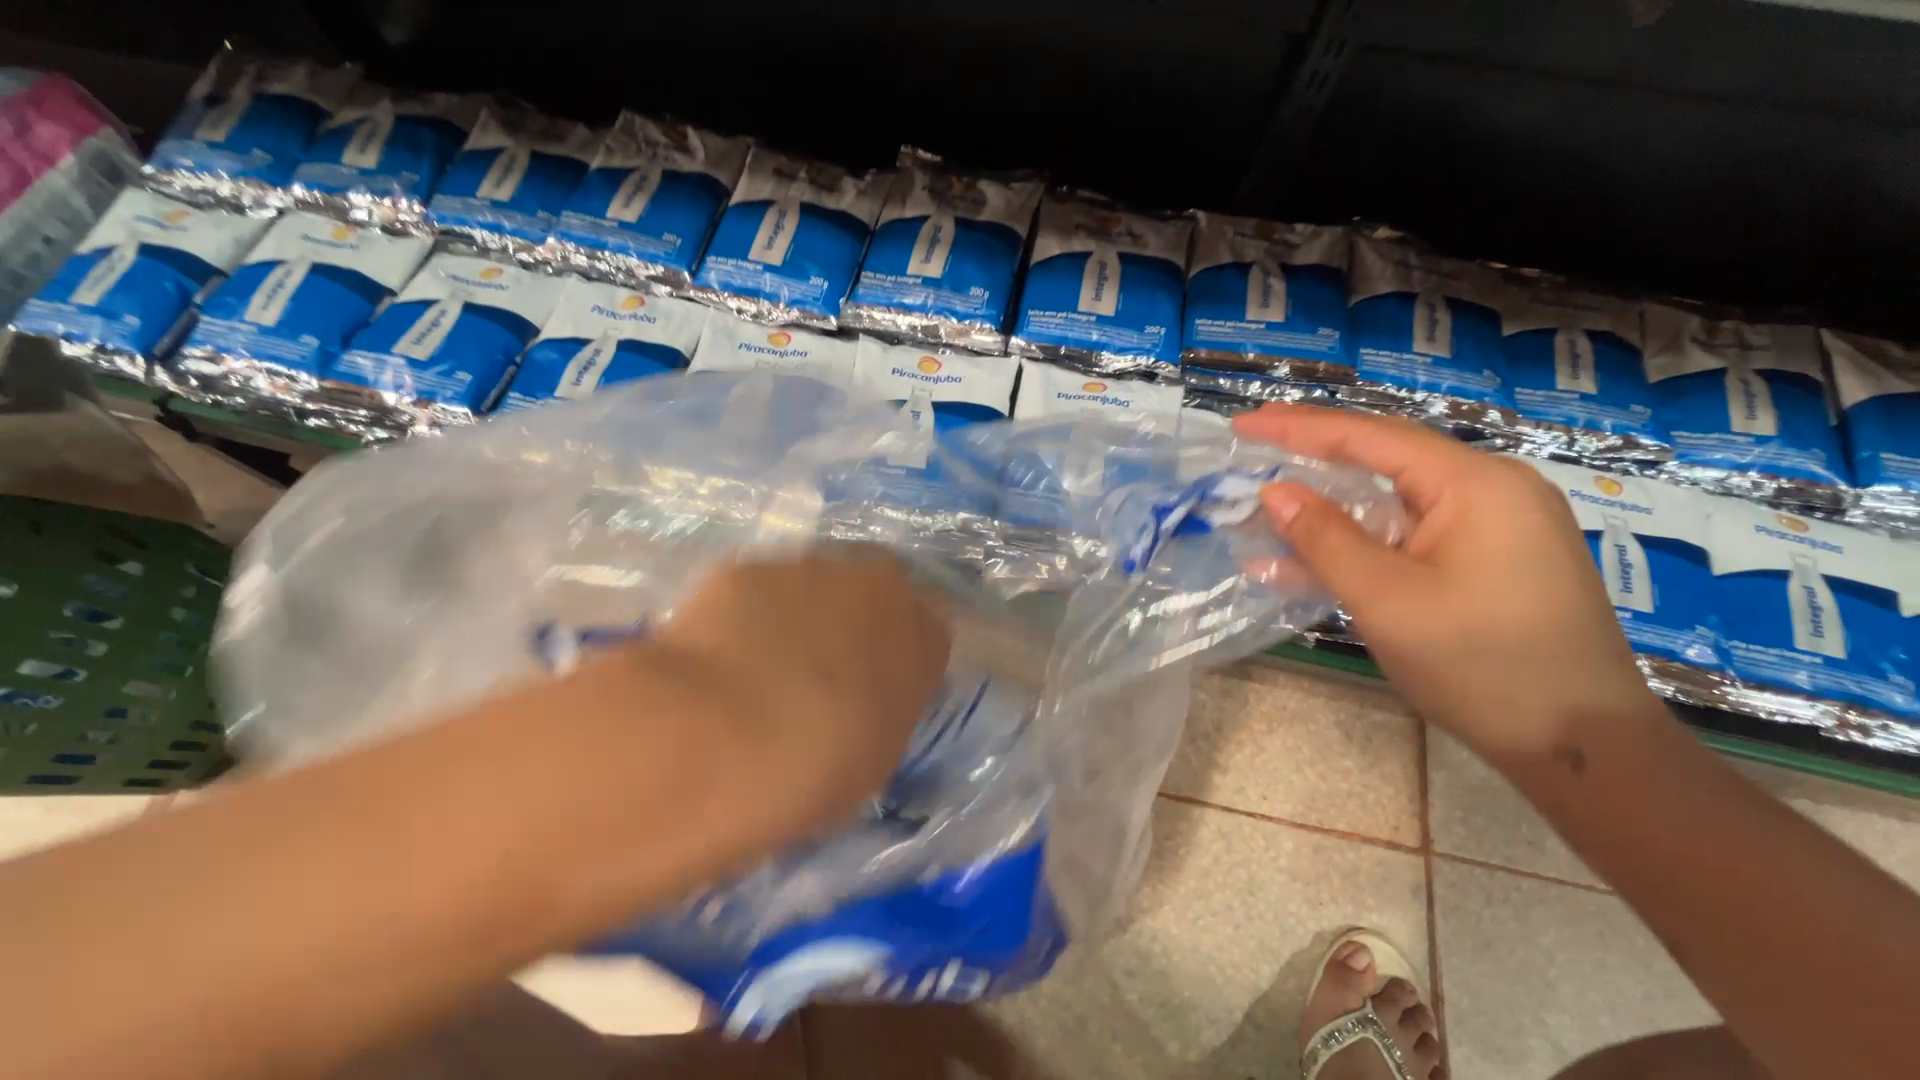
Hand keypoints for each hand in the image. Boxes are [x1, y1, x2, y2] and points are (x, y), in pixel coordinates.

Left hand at [653, 548, 950, 837]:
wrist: (721, 738)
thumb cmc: (816, 769)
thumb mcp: (875, 758)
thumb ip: (882, 712)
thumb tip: (862, 708)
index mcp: (923, 638)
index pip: (927, 632)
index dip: (898, 657)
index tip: (875, 686)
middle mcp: (876, 586)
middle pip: (874, 591)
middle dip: (853, 619)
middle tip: (821, 669)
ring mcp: (809, 567)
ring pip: (812, 583)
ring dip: (796, 613)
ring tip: (760, 665)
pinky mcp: (745, 566)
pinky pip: (754, 589)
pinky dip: (743, 614)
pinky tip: (720, 656)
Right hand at [1232, 405, 1664, 759]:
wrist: (1583, 746)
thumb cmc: (1482, 665)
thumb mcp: (1388, 600)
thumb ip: (1326, 539)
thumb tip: (1275, 492)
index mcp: (1476, 483)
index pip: (1370, 436)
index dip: (1299, 427)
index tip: (1242, 423)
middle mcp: (1494, 491)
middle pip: (1386, 462)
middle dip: (1313, 462)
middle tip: (1252, 455)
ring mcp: (1500, 530)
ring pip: (1398, 505)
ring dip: (1333, 513)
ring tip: (1269, 512)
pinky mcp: (1496, 566)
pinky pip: (1415, 540)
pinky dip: (1366, 547)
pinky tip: (1314, 564)